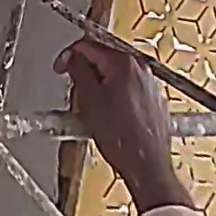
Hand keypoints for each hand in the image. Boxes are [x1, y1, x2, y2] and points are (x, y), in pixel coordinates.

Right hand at [54, 38, 192, 211]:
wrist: (148, 169)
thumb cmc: (122, 138)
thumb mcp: (89, 98)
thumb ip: (77, 69)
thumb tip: (73, 57)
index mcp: (123, 63)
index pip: (88, 46)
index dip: (69, 55)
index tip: (61, 67)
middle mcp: (140, 68)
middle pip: (103, 58)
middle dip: (86, 70)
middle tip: (75, 87)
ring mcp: (150, 84)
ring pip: (116, 73)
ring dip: (100, 83)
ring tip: (93, 105)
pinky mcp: (154, 100)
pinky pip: (129, 87)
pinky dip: (116, 94)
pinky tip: (110, 114)